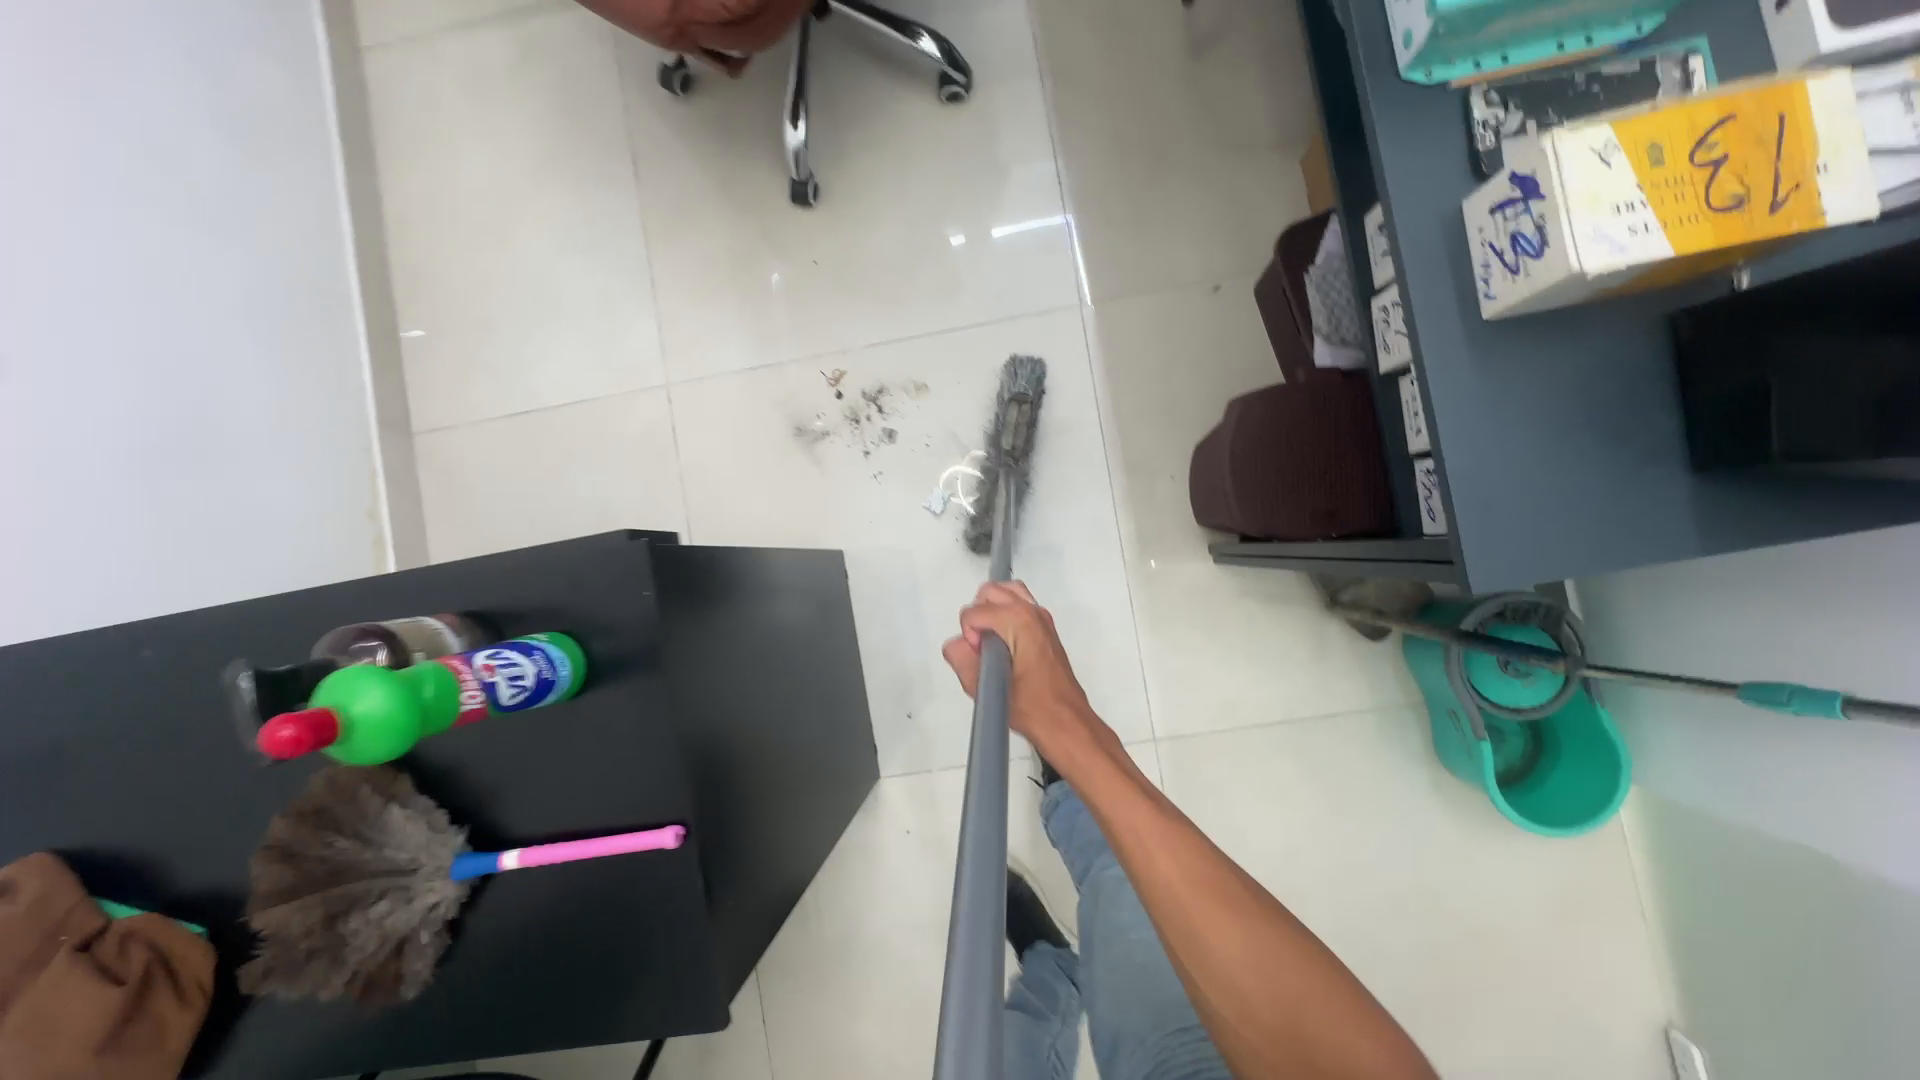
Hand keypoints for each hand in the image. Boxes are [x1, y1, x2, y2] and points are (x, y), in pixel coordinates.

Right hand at [941, 582, 1101, 752]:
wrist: (1064, 720)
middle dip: (978, 617)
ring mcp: (1042, 617)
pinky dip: (1005, 615)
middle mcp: (1032, 611)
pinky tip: (1004, 646)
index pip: (973, 612)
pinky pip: (1018, 604)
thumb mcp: (983, 687)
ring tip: (991, 644)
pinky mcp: (1045, 627)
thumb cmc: (1031, 707)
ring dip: (991, 612)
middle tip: (982, 649)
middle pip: (989, 593)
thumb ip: (960, 658)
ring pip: (1006, 593)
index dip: (969, 636)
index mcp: (1018, 620)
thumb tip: (958, 644)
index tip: (982, 659)